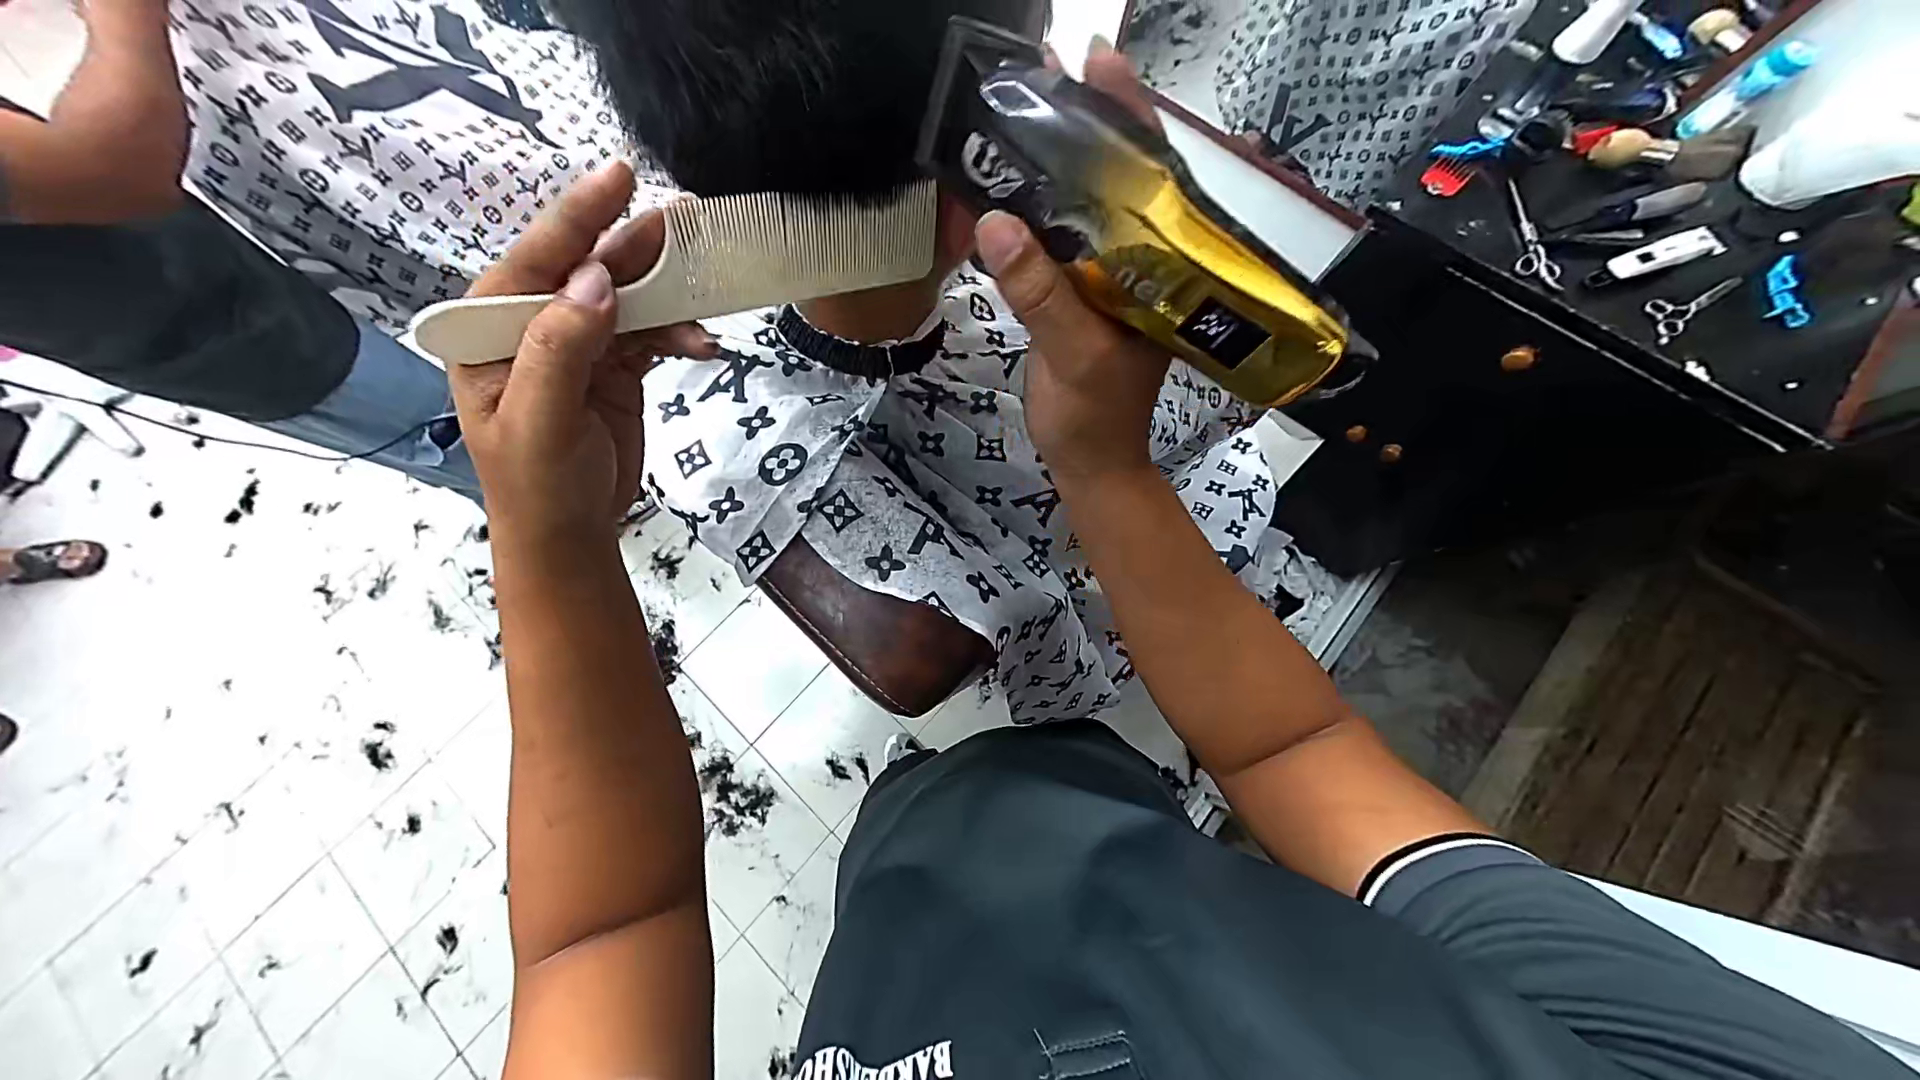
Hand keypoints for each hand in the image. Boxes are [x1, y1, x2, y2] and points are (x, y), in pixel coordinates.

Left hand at [450, 161, 718, 547]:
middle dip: (633, 248)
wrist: (571, 530)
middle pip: (588, 271)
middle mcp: (536, 328)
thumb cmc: (538, 483)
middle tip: (681, 222)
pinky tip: (701, 346)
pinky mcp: (617, 370)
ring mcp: (582, 348)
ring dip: (668, 297)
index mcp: (494, 330)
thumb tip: (595, 282)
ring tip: (704, 290)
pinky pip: (652, 337)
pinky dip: (678, 337)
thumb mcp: (539, 420)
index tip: (618, 177)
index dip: (577, 218)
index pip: (536, 262)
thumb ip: (559, 348)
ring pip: (628, 302)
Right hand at [975, 42, 1171, 486]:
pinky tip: (1004, 187)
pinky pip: (1054, 246)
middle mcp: (1138, 265)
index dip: (1127, 118)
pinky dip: (1031, 216)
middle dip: (1086, 128)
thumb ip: (1042, 294)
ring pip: (1083, 211)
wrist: (1089, 462)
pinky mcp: (1075, 298)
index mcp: (1158, 271)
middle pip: (1118, 182)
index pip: (1152, 179)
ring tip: (1020, 113)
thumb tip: (997, 221)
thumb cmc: (1095, 417)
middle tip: (1043, 74)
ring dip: (1055, 165)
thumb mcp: (1075, 356)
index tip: (1097, 63)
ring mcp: (1105, 280)